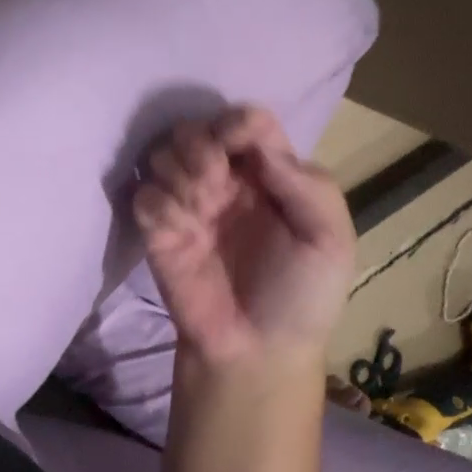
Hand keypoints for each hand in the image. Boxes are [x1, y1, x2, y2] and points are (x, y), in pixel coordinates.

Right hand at [133, 107, 354, 364]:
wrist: (254, 348)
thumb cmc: (301, 295)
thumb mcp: (330, 241)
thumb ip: (306, 187)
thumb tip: (258, 146)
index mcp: (269, 176)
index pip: (246, 123)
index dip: (235, 125)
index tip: (234, 149)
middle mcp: (223, 182)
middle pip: (194, 131)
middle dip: (198, 147)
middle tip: (210, 181)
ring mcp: (185, 205)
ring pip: (160, 156)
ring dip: (177, 174)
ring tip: (197, 209)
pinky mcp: (153, 229)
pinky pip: (141, 195)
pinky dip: (157, 205)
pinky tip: (176, 231)